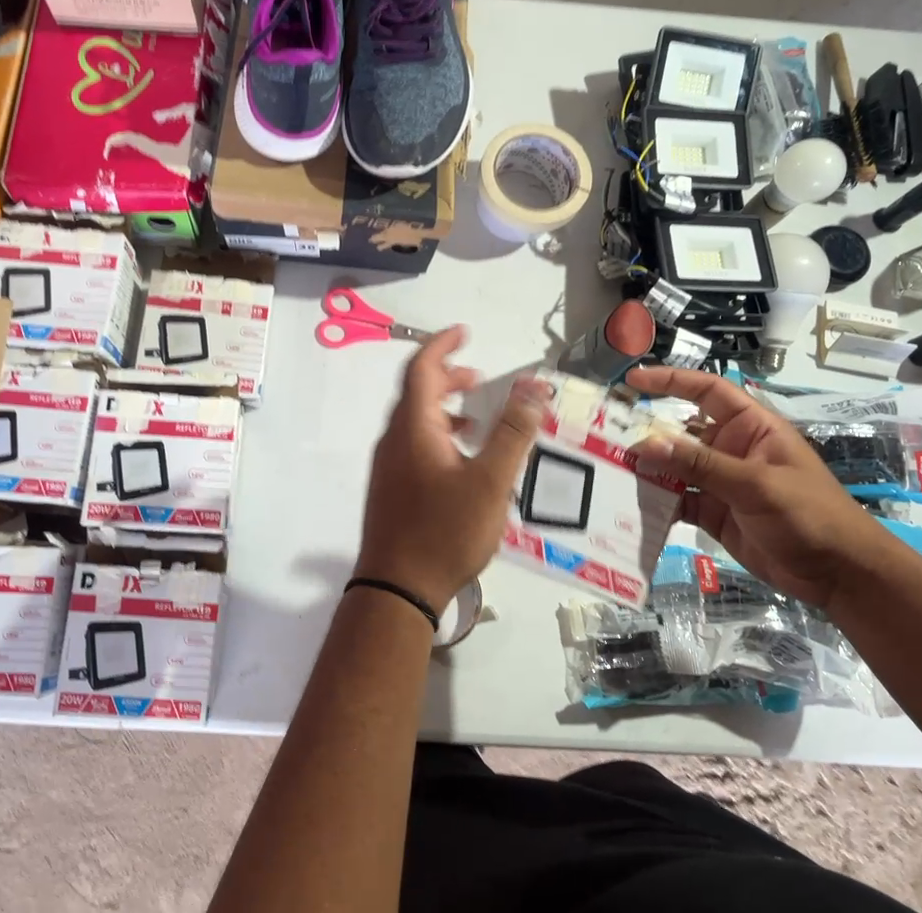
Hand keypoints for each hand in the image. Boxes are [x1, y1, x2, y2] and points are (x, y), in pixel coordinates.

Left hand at [357, 327, 547, 612]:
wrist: (397, 589)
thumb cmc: (444, 531)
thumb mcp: (490, 482)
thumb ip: (512, 432)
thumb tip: (532, 387)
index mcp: (412, 428)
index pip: (421, 369)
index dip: (441, 345)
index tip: (465, 333)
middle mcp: (393, 441)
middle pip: (417, 394)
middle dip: (449, 378)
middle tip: (481, 381)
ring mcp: (388, 468)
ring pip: (416, 423)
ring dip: (446, 410)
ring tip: (479, 421)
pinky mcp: (392, 491)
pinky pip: (415, 446)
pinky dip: (440, 437)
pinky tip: (465, 464)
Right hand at [624, 367, 902, 610]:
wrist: (839, 574)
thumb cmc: (810, 515)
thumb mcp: (756, 484)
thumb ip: (701, 464)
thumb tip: (645, 444)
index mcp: (752, 428)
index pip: (707, 391)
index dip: (671, 381)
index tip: (633, 381)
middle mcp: (732, 450)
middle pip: (681, 432)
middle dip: (647, 433)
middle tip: (604, 435)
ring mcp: (722, 483)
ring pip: (674, 469)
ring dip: (647, 471)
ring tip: (610, 472)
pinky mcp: (714, 514)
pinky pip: (677, 501)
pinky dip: (656, 504)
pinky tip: (630, 507)